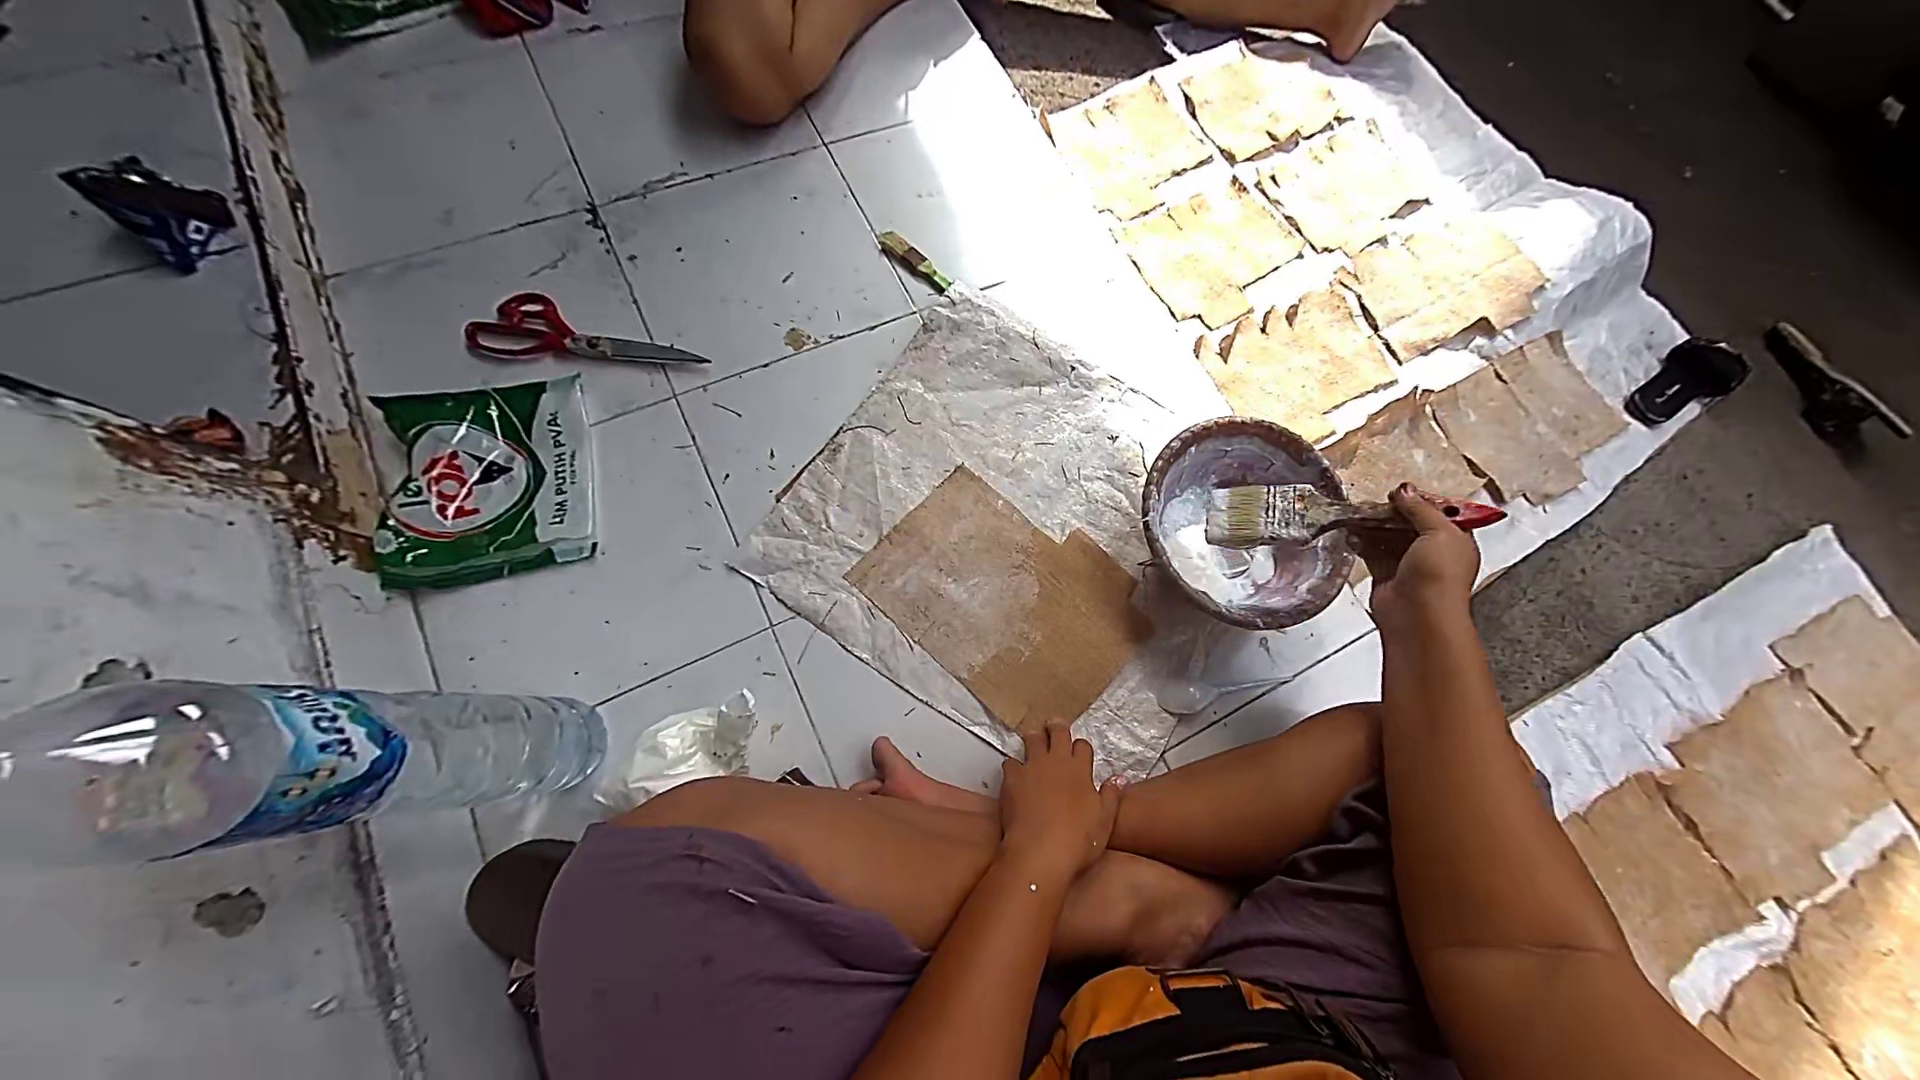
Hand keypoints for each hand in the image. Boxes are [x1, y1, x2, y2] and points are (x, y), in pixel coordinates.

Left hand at [998, 721, 1123, 876]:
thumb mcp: (1104, 820)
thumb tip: (1118, 778)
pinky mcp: (1012, 777)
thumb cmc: (1078, 840)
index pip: (1082, 746)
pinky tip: (1014, 772)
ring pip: (1032, 739)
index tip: (1079, 750)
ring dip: (1034, 738)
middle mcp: (1056, 761)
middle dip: (1056, 727)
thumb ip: (1111, 796)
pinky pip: (1010, 761)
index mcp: (1080, 769)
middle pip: (1057, 733)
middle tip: (1053, 725)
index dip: (1080, 747)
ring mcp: (1032, 766)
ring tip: (1033, 739)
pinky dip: (1013, 765)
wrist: (1041, 851)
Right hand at [1352, 483, 1481, 629]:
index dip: (1420, 500)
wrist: (1417, 614)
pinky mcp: (1386, 574)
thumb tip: (1405, 490)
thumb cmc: (1439, 576)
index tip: (1401, 492)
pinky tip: (1352, 534)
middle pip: (1409, 523)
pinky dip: (1361, 542)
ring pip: (1387, 536)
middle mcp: (1433, 551)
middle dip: (1391, 512)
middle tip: (1374, 503)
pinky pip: (1371, 552)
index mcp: (1456, 539)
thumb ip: (1421, 509)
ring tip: (1357, 515)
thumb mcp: (1440, 532)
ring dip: (1372, 526)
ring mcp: (1408, 563)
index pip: (1439, 512)